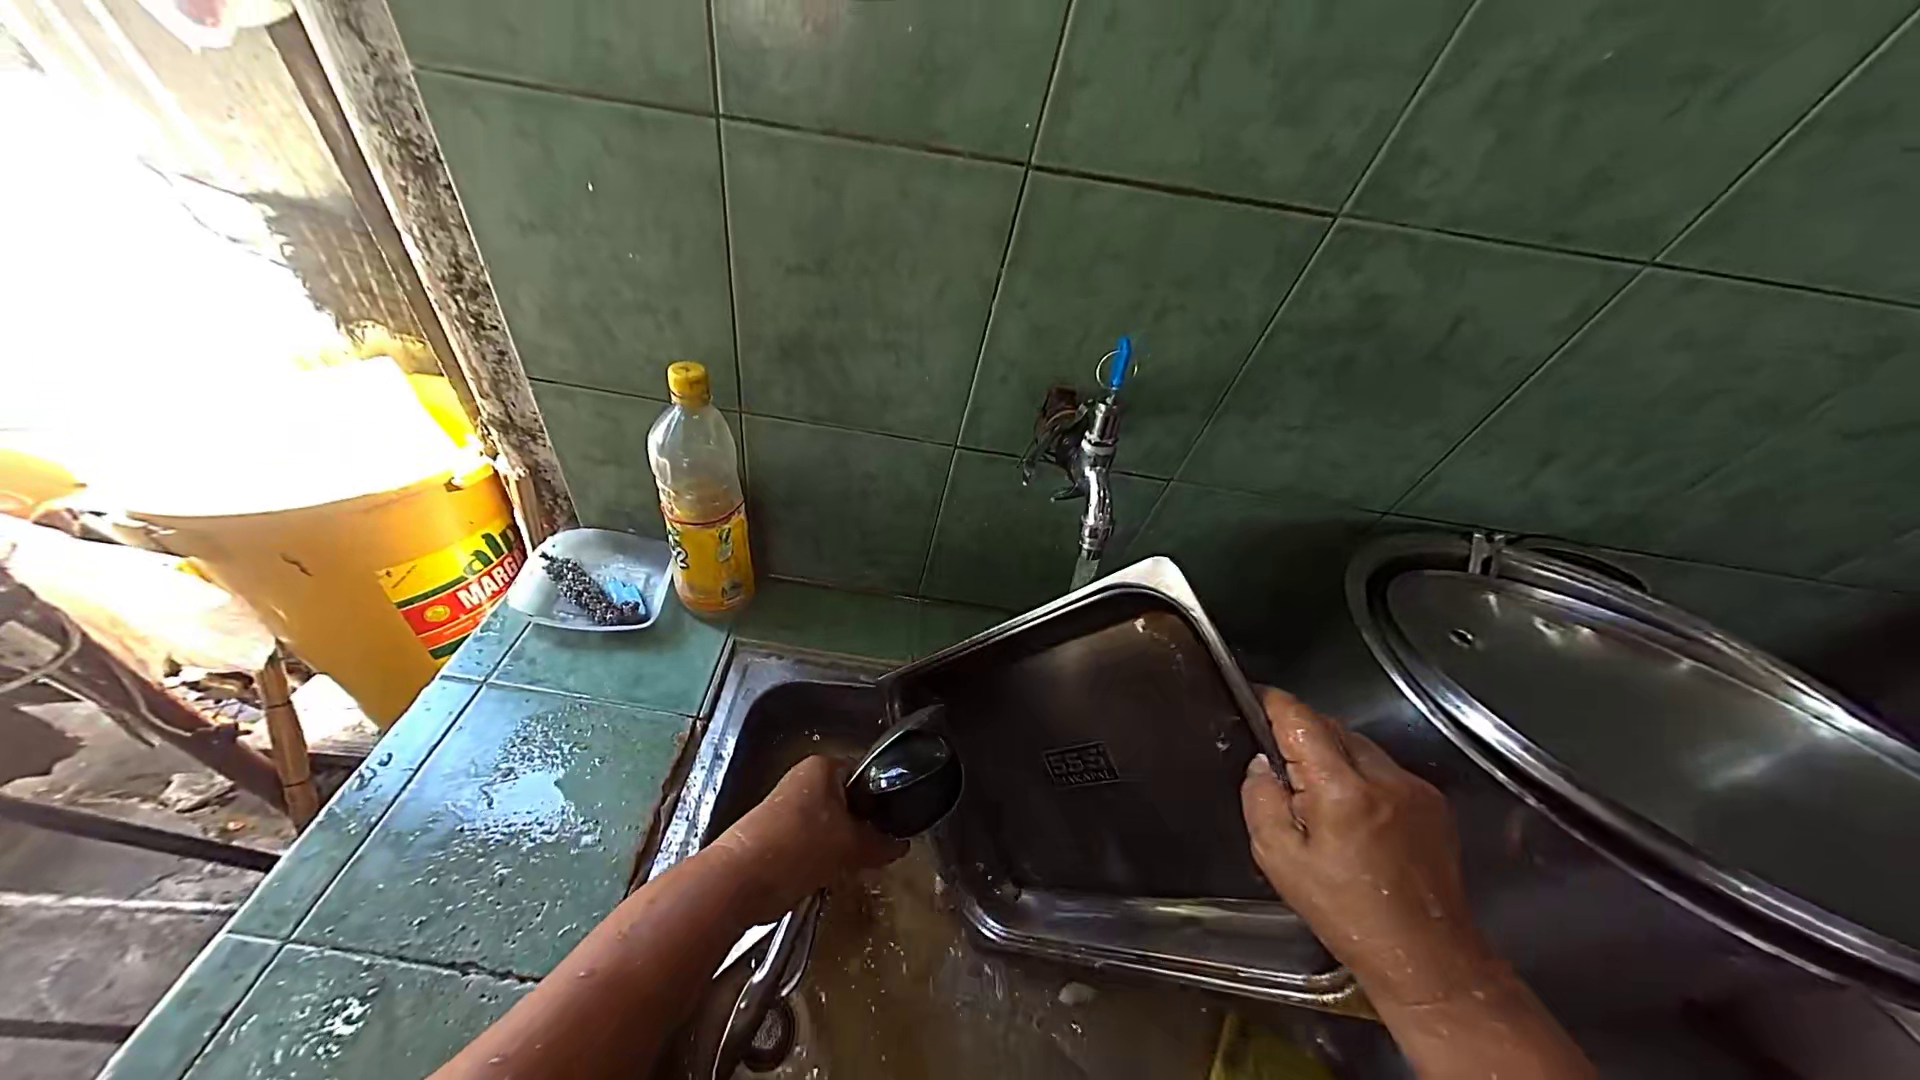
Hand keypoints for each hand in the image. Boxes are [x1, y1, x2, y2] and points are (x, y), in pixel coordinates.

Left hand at [708, 755, 906, 923]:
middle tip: (877, 850)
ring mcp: (786, 806)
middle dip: (862, 826)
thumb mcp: (850, 847)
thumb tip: (901, 845)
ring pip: (829, 823)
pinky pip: (810, 840)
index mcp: (823, 766)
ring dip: (841, 845)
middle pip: (847, 800)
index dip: (883, 799)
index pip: (866, 774)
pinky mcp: (773, 833)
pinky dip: (820, 856)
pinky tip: (827, 876)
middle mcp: (803, 778)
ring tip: (853, 866)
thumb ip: (880, 844)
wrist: (735, 883)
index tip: (895, 824)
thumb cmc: (797, 849)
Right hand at [1240, 687, 1505, 1009]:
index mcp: (1342, 791)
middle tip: (1283, 773)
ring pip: (1356, 744)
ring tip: (1319, 801)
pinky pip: (1382, 767)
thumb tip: (1263, 763)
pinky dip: (1359, 775)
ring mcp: (1414, 789)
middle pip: (1329, 725)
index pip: (1301, 719)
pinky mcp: (1432, 801)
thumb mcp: (1277, 856)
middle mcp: (1384, 780)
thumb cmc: (1347, 913)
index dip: (1274, 702)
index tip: (1256, 697)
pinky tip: (1353, 815)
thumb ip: (1259, 797)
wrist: (1425, 957)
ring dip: (1331, 755)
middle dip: (1300, 736)